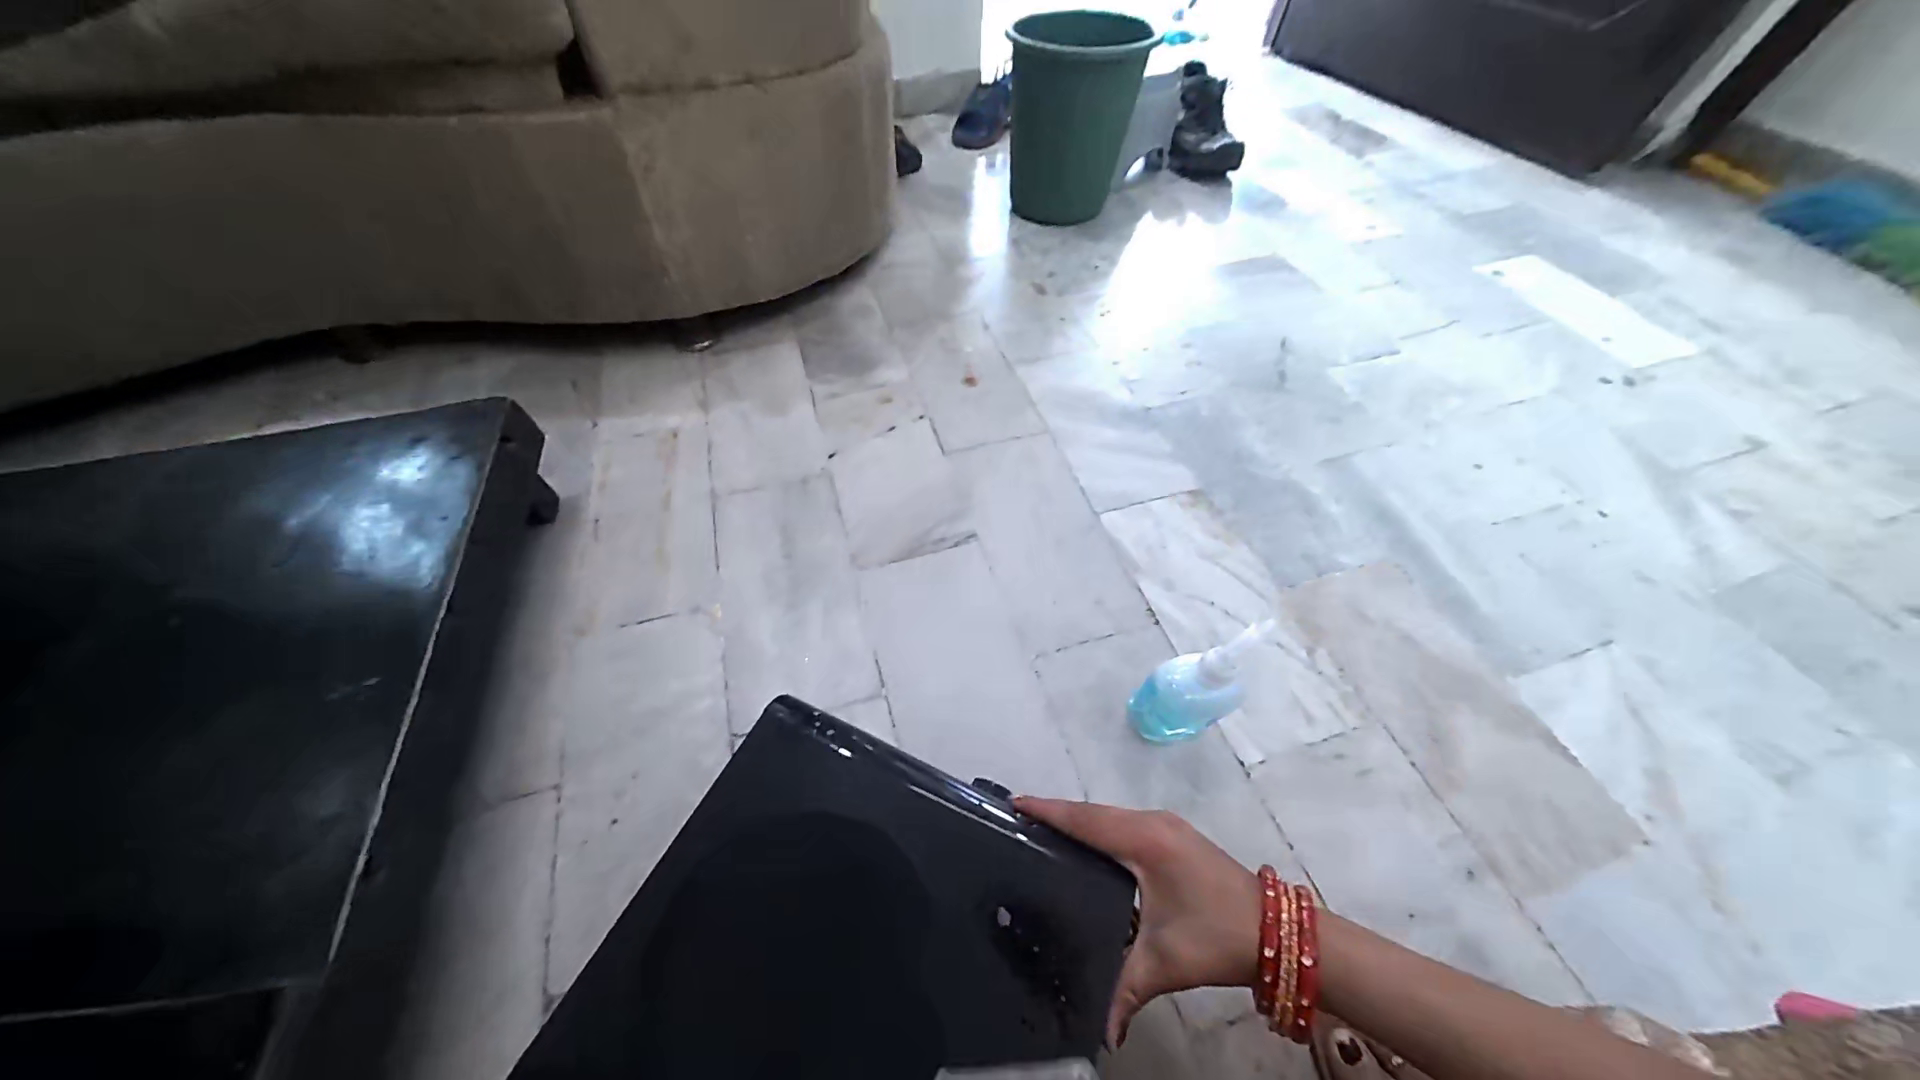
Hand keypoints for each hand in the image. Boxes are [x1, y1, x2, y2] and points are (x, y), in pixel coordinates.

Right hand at [1014, 797, 1260, 1045]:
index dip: (1049, 810)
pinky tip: (1088, 841)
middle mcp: (1152, 822)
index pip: (1086, 820)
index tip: (1015, 803)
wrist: (1277, 932)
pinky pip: (1124, 822)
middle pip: (1094, 811)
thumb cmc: (1216, 936)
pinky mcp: (1174, 834)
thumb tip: (1102, 1033)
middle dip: (1057, 812)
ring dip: (1080, 818)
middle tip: (1021, 817)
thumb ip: (1124, 990)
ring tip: (1044, 827)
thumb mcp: (1165, 963)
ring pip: (1110, 814)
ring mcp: (1166, 825)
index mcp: (1144, 841)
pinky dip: (1100, 826)